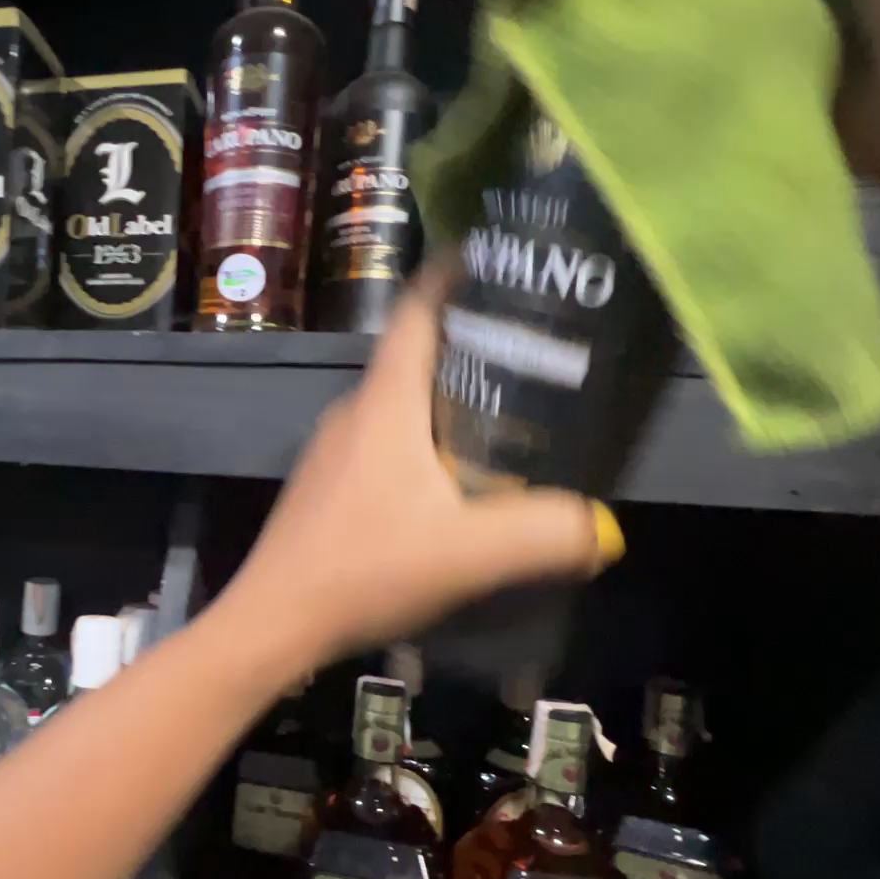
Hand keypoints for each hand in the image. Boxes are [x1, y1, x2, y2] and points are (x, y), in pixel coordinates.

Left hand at [208, 267, 622, 675]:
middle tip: (535, 359)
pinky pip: (379, 446)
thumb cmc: (366, 569)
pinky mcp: (321, 488)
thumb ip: (547, 534)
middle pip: (413, 360)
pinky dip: (418, 447)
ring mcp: (328, 452)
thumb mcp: (471, 553)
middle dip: (471, 350)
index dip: (451, 277)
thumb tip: (603, 527)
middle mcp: (350, 414)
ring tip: (505, 425)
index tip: (494, 259)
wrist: (276, 619)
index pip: (416, 314)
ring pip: (396, 409)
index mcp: (384, 404)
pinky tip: (447, 488)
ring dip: (445, 407)